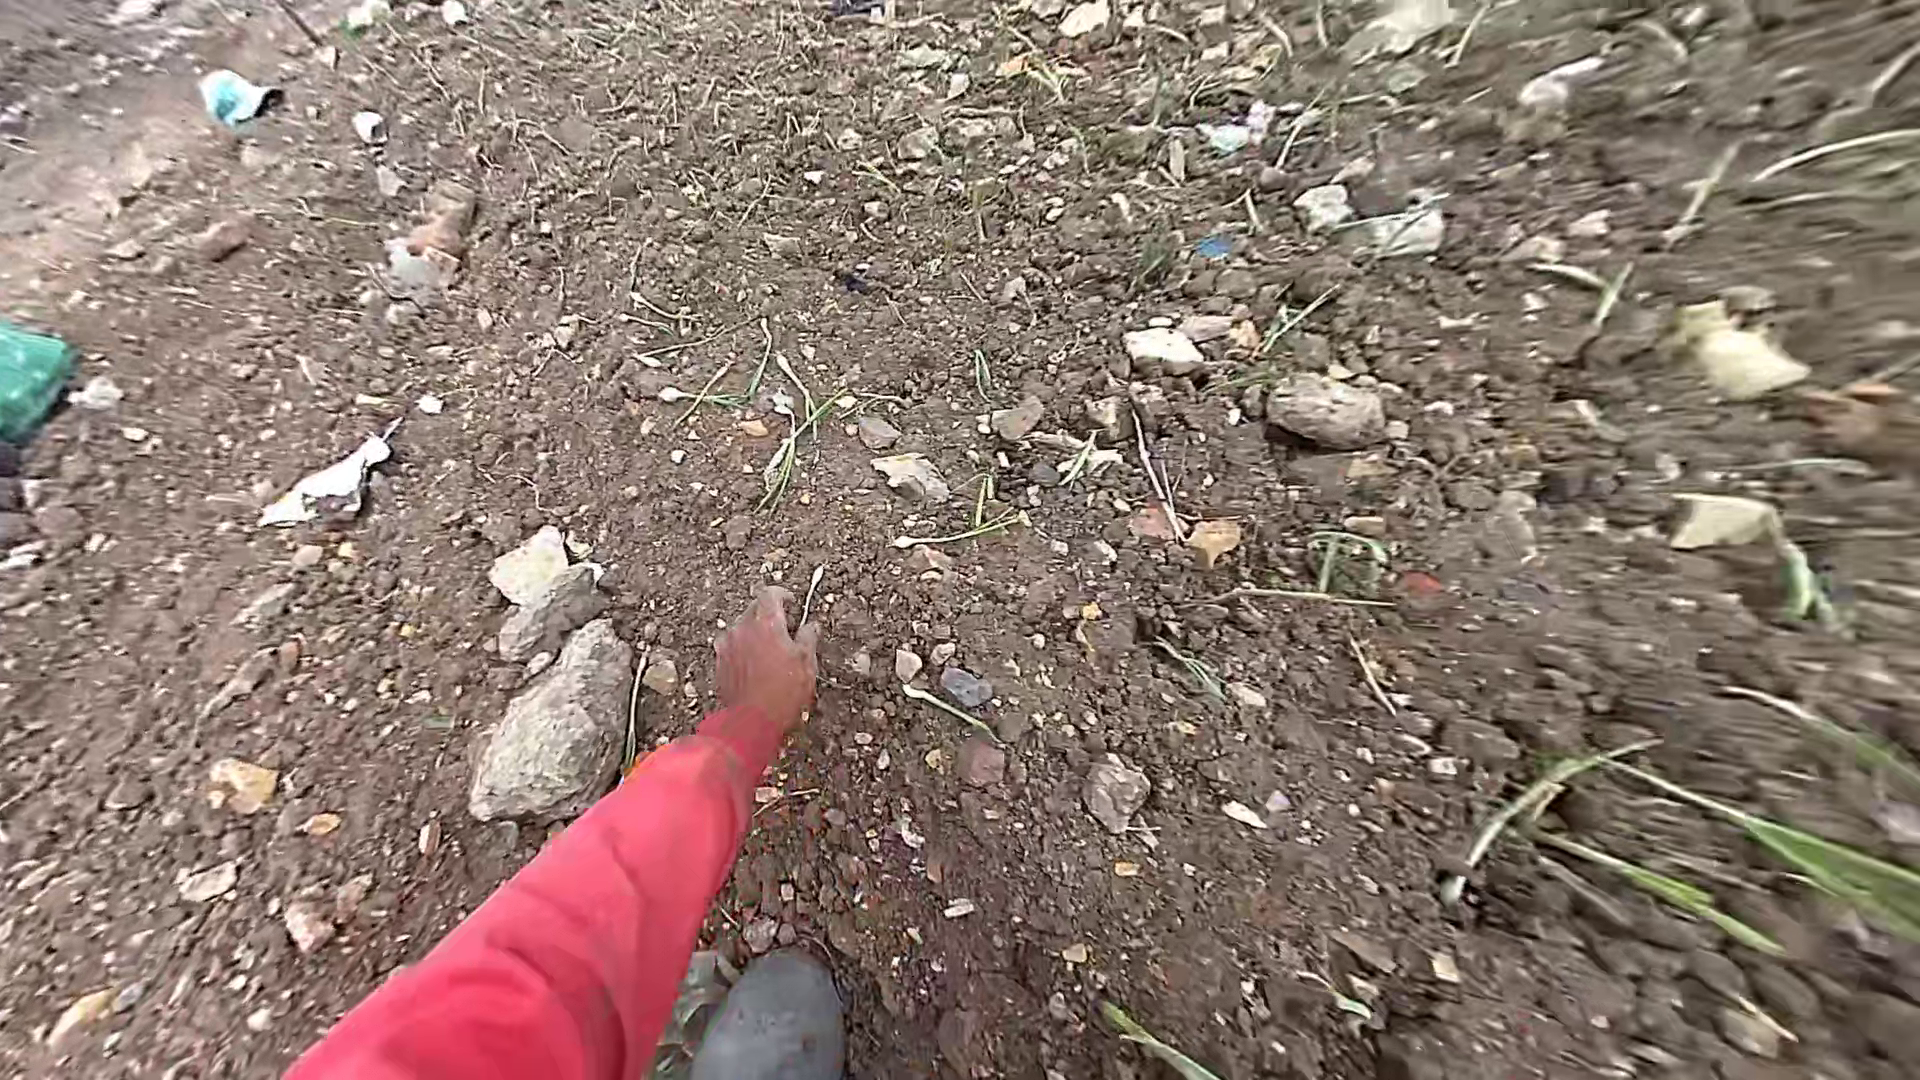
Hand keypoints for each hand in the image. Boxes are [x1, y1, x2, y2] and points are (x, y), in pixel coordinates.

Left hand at [715, 586, 819, 735]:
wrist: (750, 723)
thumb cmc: (782, 692)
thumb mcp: (807, 662)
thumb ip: (808, 637)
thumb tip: (810, 626)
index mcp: (766, 622)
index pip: (771, 594)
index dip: (784, 595)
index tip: (793, 603)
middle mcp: (742, 628)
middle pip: (755, 609)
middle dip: (771, 614)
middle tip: (787, 629)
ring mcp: (727, 645)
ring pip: (743, 627)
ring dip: (757, 632)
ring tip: (772, 650)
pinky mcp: (720, 663)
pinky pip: (734, 645)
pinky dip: (746, 648)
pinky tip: (758, 665)